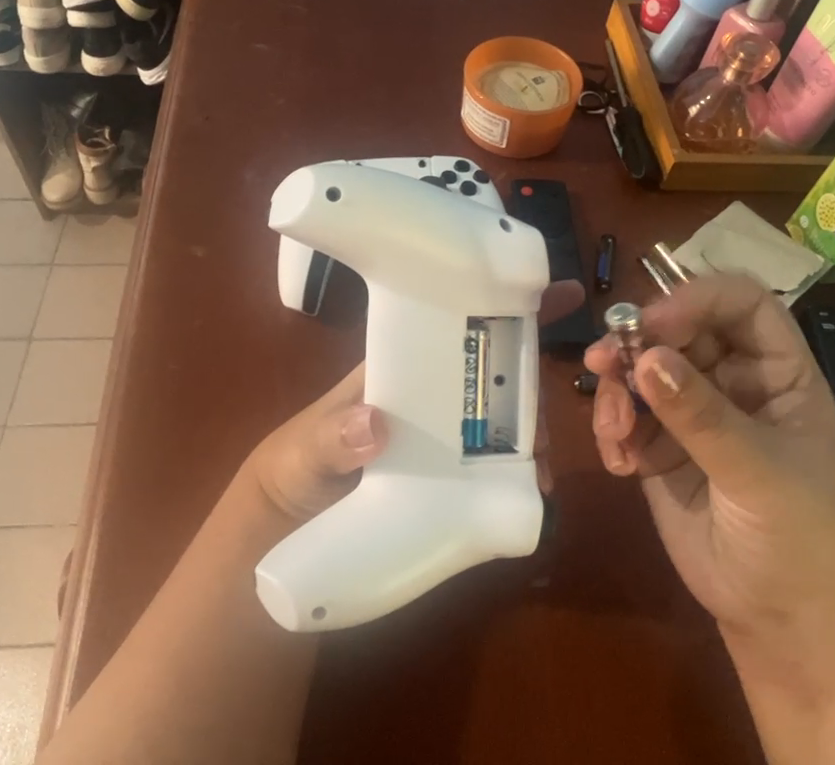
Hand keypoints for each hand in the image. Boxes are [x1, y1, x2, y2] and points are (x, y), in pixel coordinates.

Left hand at [246, 280, 587, 522]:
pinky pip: (490, 479)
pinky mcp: (444, 493)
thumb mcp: (300, 454)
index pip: (449, 330)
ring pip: (499, 428)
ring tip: (543, 471)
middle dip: (527, 389)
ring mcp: (437, 450)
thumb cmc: (286, 477)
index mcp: (394, 375)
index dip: (500, 312)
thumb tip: (376, 424)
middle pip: (489, 381)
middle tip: (545, 423)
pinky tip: (534, 498)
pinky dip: (518, 483)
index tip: (558, 294)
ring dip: (529, 440)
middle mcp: (424, 407)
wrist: (276, 541)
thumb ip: (328, 440)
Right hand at [583, 275, 834, 647]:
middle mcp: (734, 384)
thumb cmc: (804, 539)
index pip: (741, 306)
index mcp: (779, 374)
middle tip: (603, 361)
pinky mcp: (661, 452)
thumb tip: (645, 358)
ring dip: (618, 390)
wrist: (790, 624)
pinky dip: (613, 430)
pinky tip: (618, 464)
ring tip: (615, 430)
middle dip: (639, 342)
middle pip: (679, 332)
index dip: (698, 300)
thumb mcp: (758, 471)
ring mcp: (694, 418)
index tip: (654, 322)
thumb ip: (700, 414)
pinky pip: (627, 418)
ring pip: (644, 371)